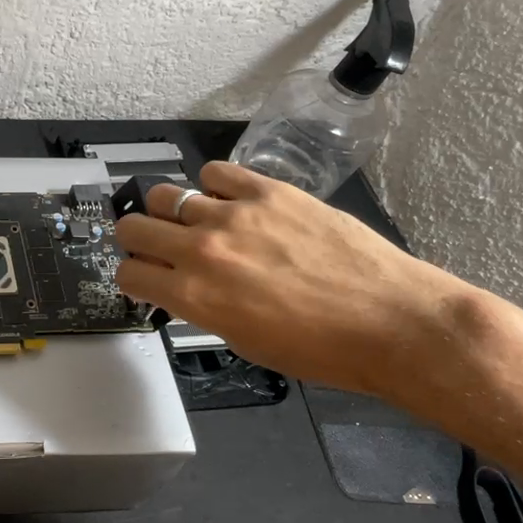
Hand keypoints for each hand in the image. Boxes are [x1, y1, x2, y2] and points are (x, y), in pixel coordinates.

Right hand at [115, 161, 475, 397]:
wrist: (394, 323)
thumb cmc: (324, 350)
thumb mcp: (245, 342)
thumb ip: (202, 308)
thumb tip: (185, 288)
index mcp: (194, 297)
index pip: (128, 273)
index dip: (133, 278)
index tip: (146, 278)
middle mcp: (202, 251)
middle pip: (132, 227)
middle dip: (138, 241)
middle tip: (158, 247)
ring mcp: (233, 215)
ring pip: (165, 195)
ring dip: (171, 212)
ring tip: (197, 223)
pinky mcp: (268, 191)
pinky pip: (215, 172)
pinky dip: (214, 187)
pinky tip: (231, 203)